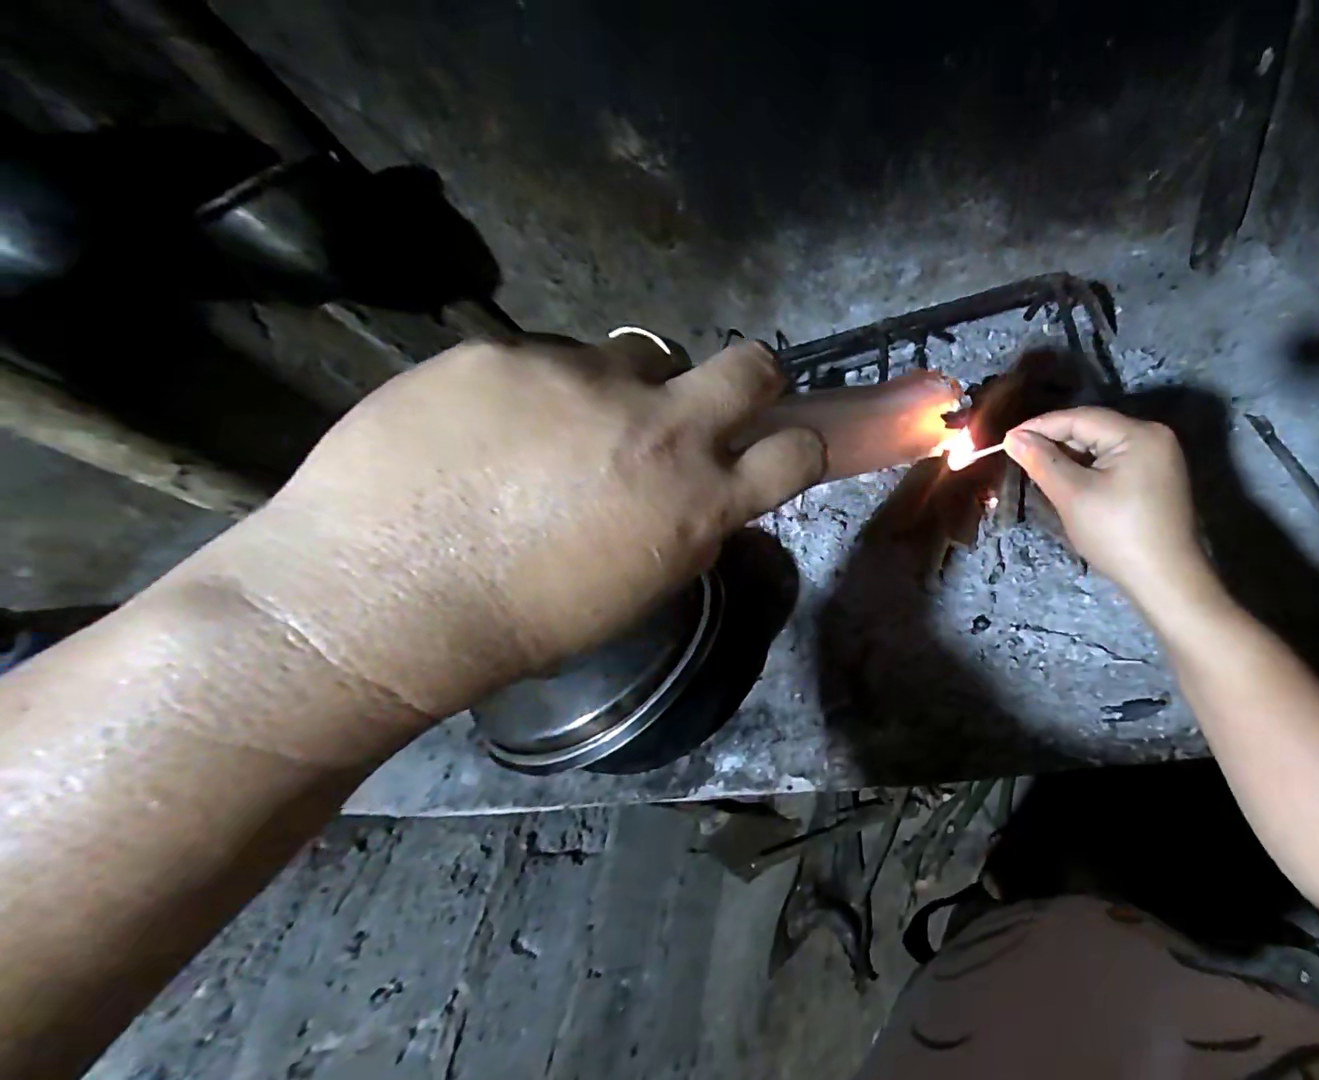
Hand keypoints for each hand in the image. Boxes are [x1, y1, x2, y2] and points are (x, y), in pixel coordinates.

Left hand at [171, 337, 823, 718]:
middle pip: (750, 366)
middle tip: (715, 397)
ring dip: (625, 384)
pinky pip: (547, 356)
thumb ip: (692, 522)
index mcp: (701, 499)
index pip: (798, 449)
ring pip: (638, 352)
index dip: (800, 442)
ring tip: (566, 423)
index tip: (783, 443)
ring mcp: (584, 379)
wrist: (381, 600)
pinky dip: (538, 388)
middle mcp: (662, 428)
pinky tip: (488, 428)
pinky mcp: (506, 352)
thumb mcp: (647, 583)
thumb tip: (705, 491)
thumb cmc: (530, 621)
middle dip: (752, 378)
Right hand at [1005, 407, 1213, 608]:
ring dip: (1072, 456)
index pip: (1080, 418)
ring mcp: (1160, 458)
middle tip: (1022, 457)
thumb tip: (1014, 437)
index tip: (1008, 439)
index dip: (1040, 426)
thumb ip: (1042, 461)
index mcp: (1138, 433)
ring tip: (1040, 470)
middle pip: (1094, 429)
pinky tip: (1070, 481)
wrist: (1166, 580)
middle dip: (1056, 442)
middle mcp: (1155, 436)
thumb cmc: (1117, 535)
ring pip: (1104, 447)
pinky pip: (1117, 462)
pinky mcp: (1159, 479)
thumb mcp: (1073, 495)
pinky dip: (1091, 469)